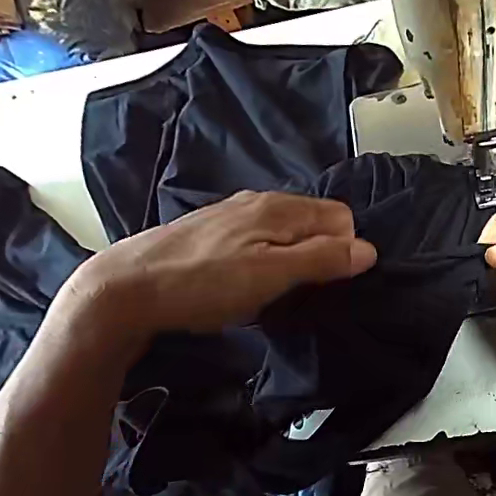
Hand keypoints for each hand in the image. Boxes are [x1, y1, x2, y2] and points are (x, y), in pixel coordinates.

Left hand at [62, 190, 377, 340]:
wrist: (127, 288)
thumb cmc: (202, 284)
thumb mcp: (269, 276)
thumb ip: (320, 260)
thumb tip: (368, 250)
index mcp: (278, 207)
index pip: (339, 216)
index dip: (344, 251)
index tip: (326, 285)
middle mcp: (255, 202)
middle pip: (311, 222)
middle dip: (319, 255)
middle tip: (299, 294)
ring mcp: (228, 216)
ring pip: (282, 233)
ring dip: (290, 260)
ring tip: (271, 294)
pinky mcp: (207, 234)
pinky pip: (255, 241)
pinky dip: (262, 261)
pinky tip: (242, 284)